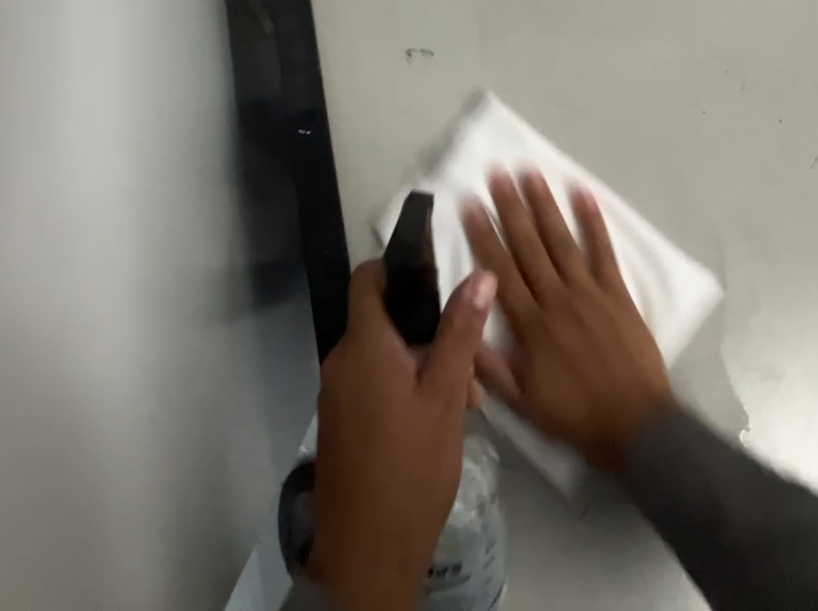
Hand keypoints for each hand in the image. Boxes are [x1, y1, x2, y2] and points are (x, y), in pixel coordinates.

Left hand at [307, 260, 495, 609]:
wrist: (366, 550)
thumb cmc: (411, 465)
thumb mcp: (446, 394)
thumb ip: (460, 332)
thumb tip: (480, 276)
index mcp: (363, 345)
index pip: (367, 279)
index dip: (398, 268)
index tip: (437, 276)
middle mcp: (342, 360)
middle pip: (383, 320)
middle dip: (428, 330)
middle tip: (469, 360)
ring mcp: (337, 393)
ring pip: (383, 355)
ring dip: (422, 363)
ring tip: (465, 398)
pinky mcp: (341, 421)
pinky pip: (373, 383)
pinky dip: (404, 386)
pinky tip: (438, 419)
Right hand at [463, 171, 673, 473]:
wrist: (635, 424)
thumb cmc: (574, 414)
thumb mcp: (521, 401)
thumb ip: (489, 366)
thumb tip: (461, 331)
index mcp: (530, 325)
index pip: (500, 270)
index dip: (483, 235)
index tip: (470, 204)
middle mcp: (556, 299)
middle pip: (528, 246)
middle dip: (510, 207)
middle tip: (497, 173)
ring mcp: (589, 293)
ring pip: (561, 240)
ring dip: (544, 205)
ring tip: (530, 174)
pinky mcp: (617, 293)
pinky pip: (603, 251)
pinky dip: (593, 222)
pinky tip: (582, 194)